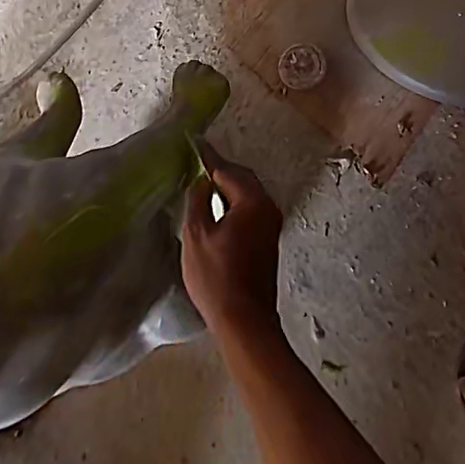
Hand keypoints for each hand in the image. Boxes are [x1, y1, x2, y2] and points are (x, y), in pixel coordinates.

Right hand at [182, 140, 284, 335]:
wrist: (244, 321)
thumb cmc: (216, 278)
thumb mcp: (196, 234)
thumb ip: (198, 199)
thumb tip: (202, 181)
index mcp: (252, 203)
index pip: (227, 170)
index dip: (208, 157)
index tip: (193, 142)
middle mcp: (268, 209)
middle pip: (243, 178)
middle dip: (220, 170)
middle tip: (197, 162)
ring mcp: (271, 225)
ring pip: (248, 194)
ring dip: (228, 186)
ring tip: (203, 182)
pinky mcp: (268, 240)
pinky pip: (250, 208)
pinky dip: (234, 201)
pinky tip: (217, 207)